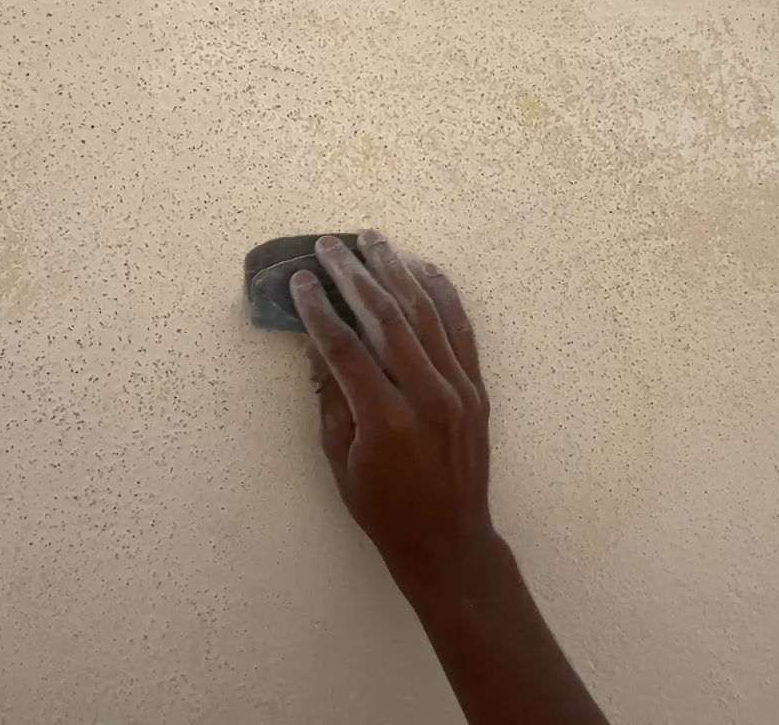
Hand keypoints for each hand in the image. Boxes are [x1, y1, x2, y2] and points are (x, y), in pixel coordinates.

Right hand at [293, 230, 494, 575]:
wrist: (449, 539)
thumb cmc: (383, 507)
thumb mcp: (339, 460)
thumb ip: (329, 398)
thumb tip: (317, 345)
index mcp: (385, 418)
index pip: (344, 348)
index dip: (318, 310)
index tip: (301, 280)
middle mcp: (427, 394)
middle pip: (387, 317)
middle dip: (354, 275)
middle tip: (330, 245)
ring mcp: (459, 387)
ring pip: (426, 312)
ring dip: (397, 270)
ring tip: (374, 239)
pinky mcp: (477, 386)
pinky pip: (461, 328)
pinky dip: (444, 293)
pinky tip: (425, 268)